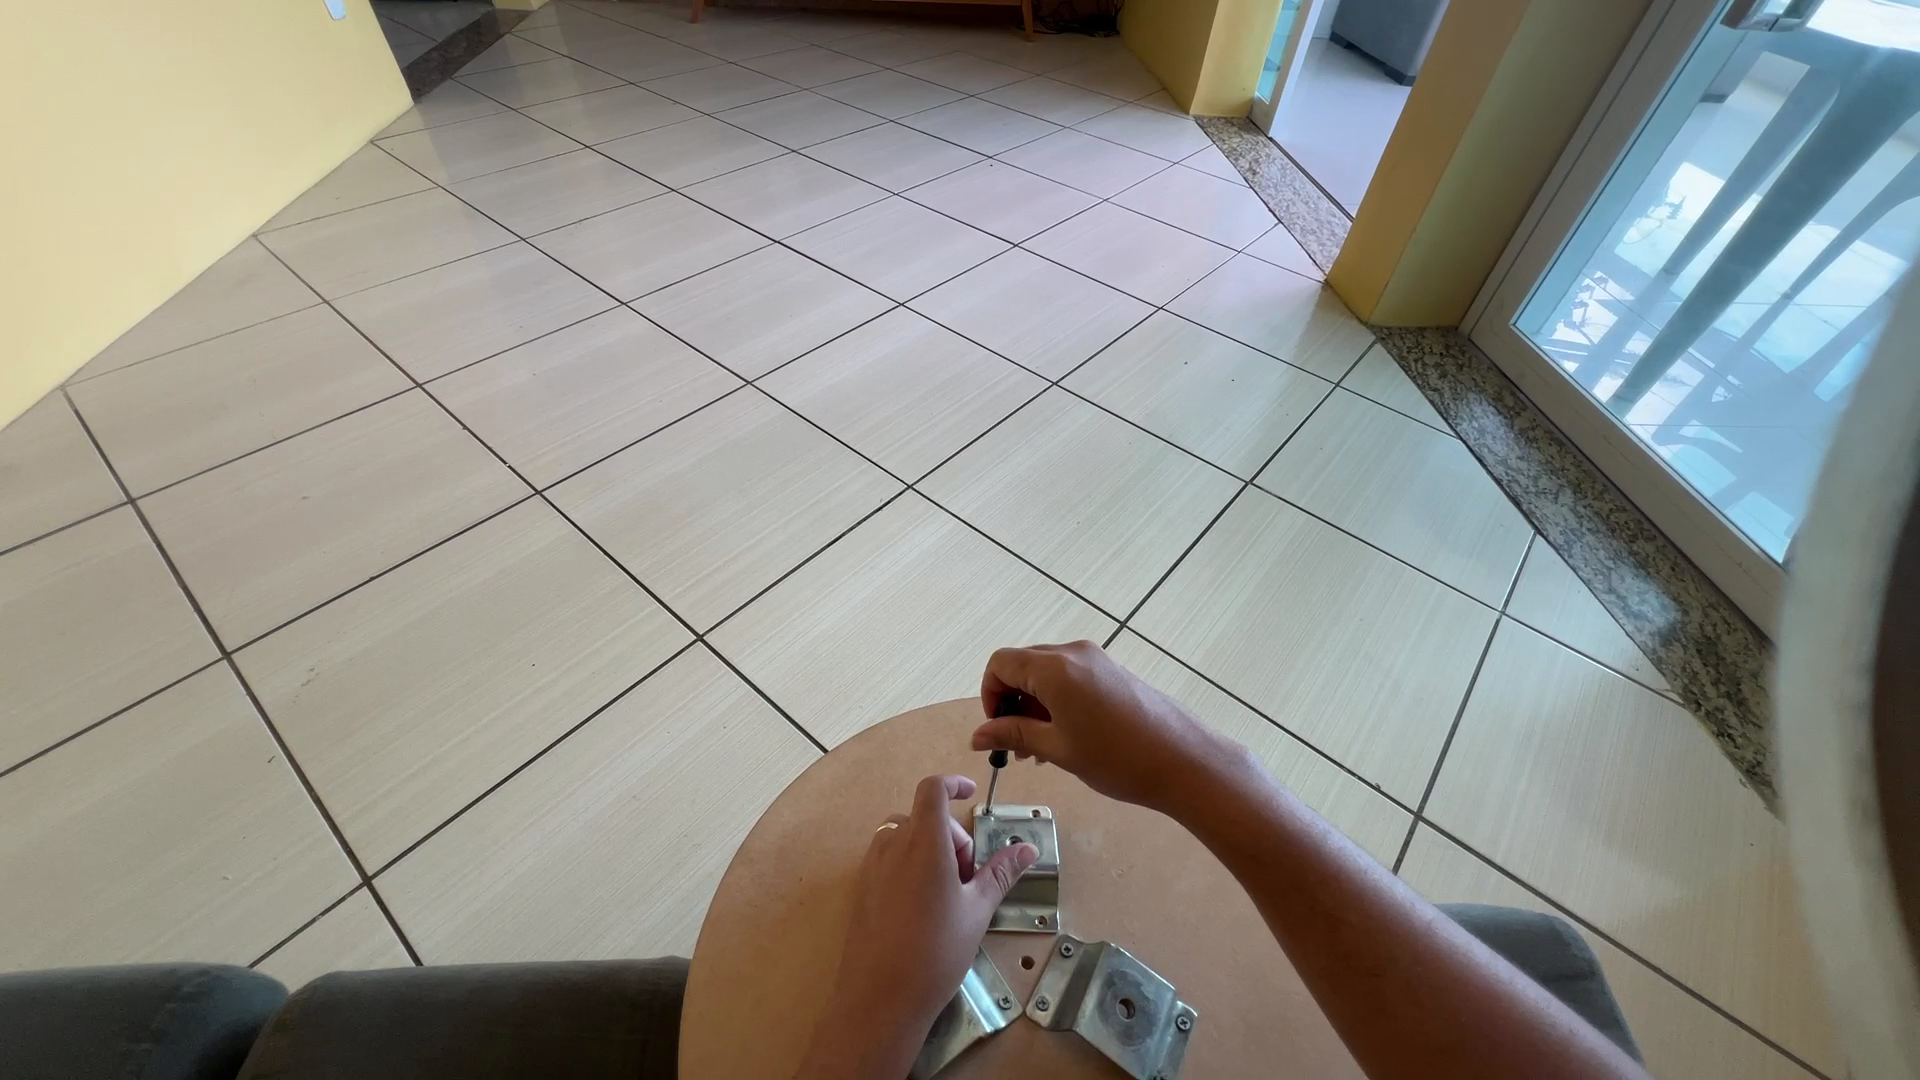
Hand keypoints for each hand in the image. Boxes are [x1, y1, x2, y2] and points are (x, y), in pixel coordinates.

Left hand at [796, 775, 1037, 1079]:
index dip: (954, 783)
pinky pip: (888, 858)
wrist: (879, 999)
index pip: (934, 789)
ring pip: (904, 836)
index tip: (971, 794)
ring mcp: (872, 865)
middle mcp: (894, 844)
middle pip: (924, 817)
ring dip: (928, 849)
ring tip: (946, 894)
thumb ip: (1000, 873)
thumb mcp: (977, 910)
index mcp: (925, 841)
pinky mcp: (861, 888)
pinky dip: (908, 865)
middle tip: (968, 878)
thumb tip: (1028, 848)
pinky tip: (921, 908)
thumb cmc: (936, 951)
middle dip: (951, 836)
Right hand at [974, 640, 1240, 812]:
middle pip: (1022, 664)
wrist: (1185, 760)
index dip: (990, 695)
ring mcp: (1096, 659)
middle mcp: (1073, 652)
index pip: (1000, 664)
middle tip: (1016, 744)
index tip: (998, 730)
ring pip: (1046, 671)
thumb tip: (976, 735)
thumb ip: (1014, 735)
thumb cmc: (1117, 758)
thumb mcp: (1058, 749)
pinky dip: (1056, 699)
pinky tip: (1065, 736)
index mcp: (1054, 668)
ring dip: (1034, 703)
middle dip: (1011, 700)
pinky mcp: (1112, 670)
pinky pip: (1070, 676)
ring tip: (1039, 748)